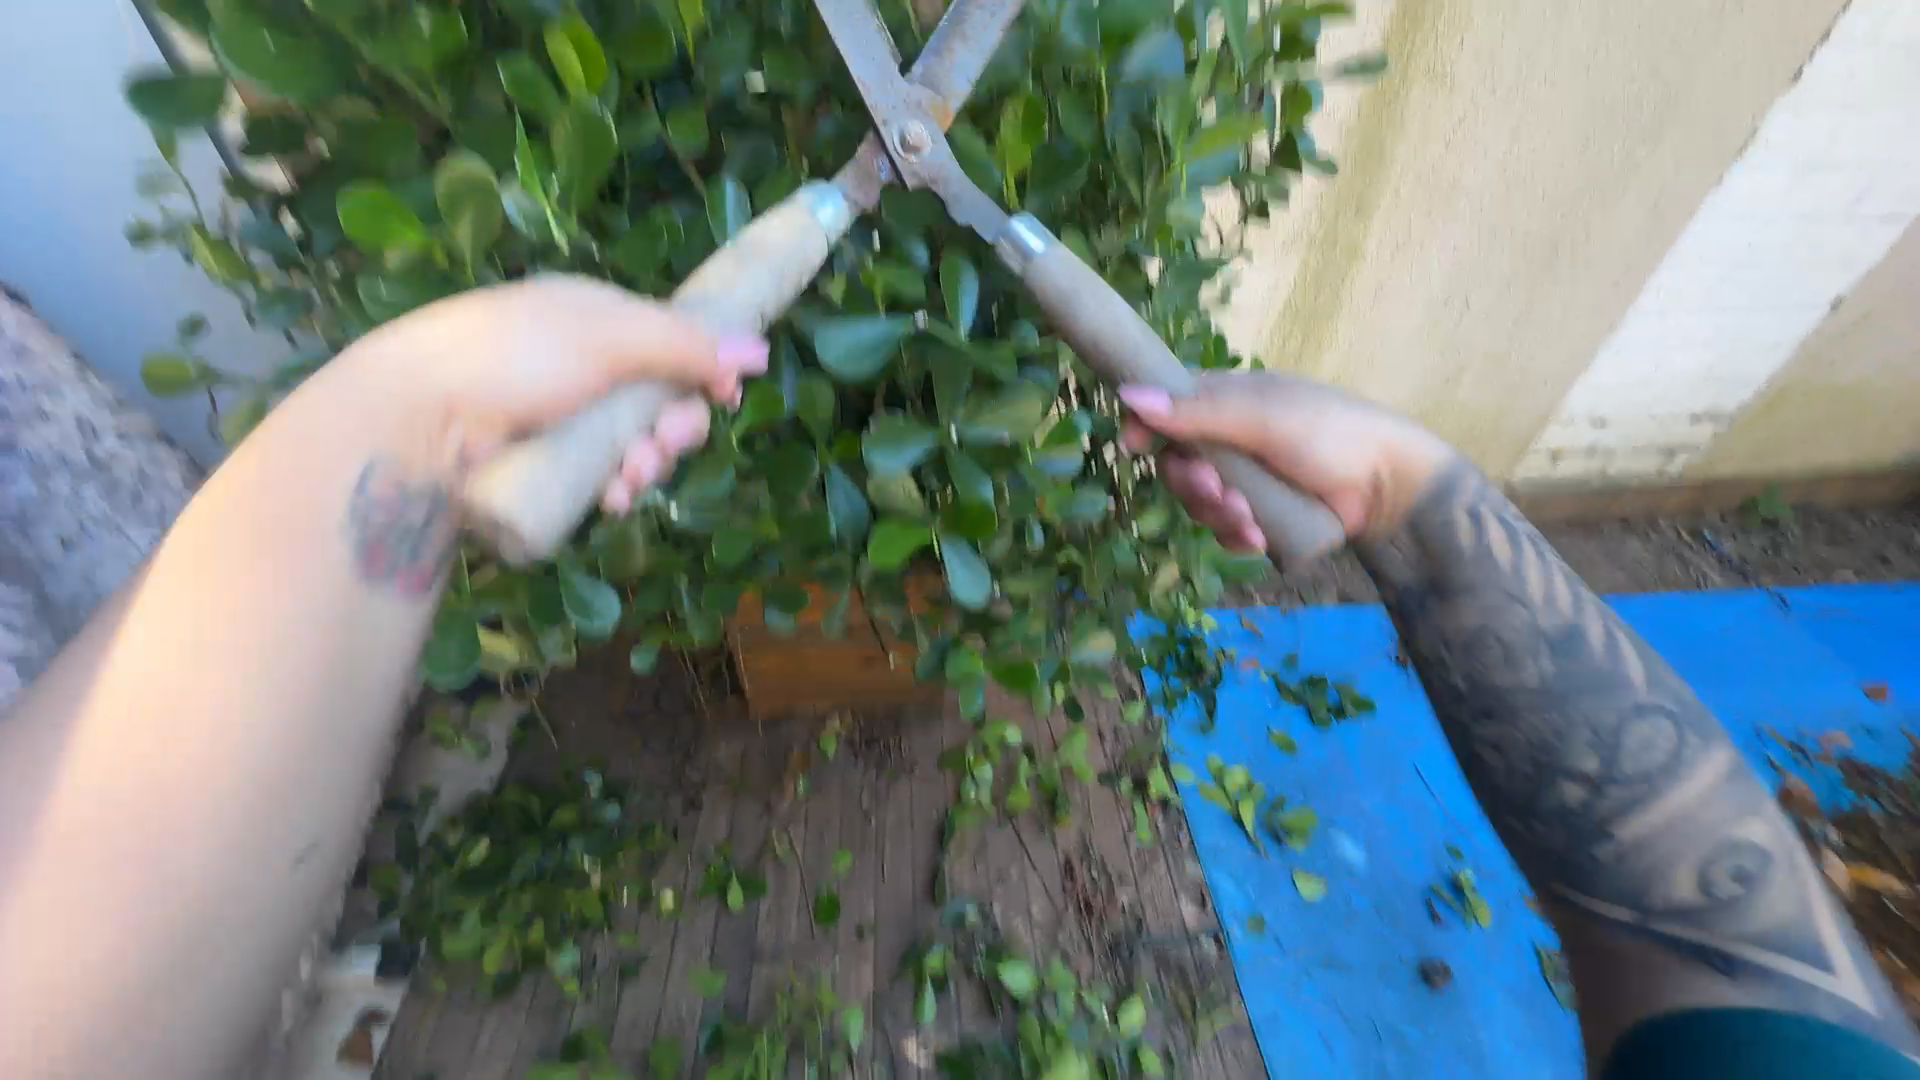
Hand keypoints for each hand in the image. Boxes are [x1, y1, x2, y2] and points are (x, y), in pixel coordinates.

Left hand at [329, 275, 767, 512]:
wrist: (415, 420)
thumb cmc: (512, 355)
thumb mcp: (608, 336)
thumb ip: (687, 344)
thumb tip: (761, 350)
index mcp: (599, 319)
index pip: (676, 344)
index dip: (705, 372)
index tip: (724, 397)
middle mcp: (589, 366)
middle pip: (665, 402)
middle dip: (675, 429)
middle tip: (665, 444)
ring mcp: (570, 418)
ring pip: (642, 445)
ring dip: (648, 464)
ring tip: (629, 477)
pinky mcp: (555, 463)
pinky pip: (610, 476)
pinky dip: (619, 487)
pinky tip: (611, 496)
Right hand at [1118, 372, 1458, 551]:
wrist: (1388, 487)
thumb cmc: (1328, 432)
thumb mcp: (1259, 415)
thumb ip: (1195, 410)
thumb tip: (1126, 395)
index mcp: (1225, 401)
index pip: (1166, 407)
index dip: (1144, 426)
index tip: (1133, 447)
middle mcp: (1227, 439)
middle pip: (1175, 464)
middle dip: (1192, 484)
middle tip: (1218, 490)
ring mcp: (1241, 480)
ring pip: (1196, 502)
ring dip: (1216, 513)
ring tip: (1249, 518)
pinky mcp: (1255, 516)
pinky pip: (1221, 530)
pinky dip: (1235, 536)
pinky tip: (1258, 537)